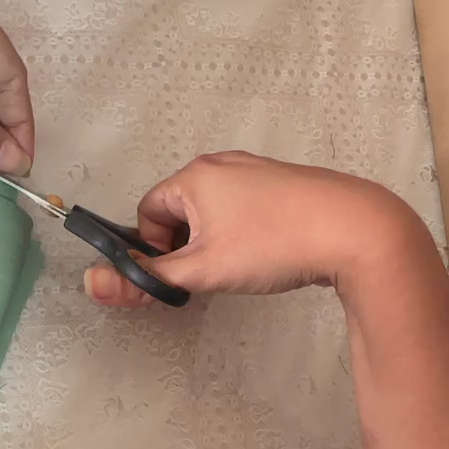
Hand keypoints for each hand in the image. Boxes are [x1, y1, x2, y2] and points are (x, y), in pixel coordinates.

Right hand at [83, 152, 426, 306]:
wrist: (355, 230)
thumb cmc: (274, 243)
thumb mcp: (201, 270)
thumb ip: (145, 279)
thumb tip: (92, 283)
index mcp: (194, 177)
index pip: (147, 213)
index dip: (154, 250)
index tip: (179, 273)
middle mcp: (221, 165)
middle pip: (178, 212)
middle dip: (184, 247)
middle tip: (210, 273)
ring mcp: (253, 171)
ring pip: (210, 213)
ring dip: (212, 243)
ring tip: (241, 264)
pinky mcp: (280, 184)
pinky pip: (240, 209)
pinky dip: (240, 234)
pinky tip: (265, 252)